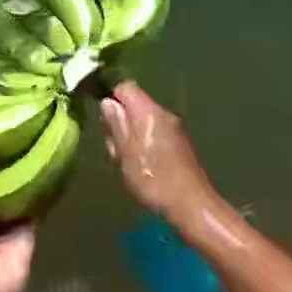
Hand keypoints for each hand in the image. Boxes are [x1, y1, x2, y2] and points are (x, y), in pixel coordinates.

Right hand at [99, 82, 219, 223]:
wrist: (192, 203)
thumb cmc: (154, 180)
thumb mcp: (126, 155)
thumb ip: (117, 126)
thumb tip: (108, 102)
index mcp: (150, 112)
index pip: (126, 87)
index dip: (110, 95)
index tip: (99, 114)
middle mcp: (165, 113)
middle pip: (136, 104)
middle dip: (120, 120)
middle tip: (113, 147)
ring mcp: (175, 127)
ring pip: (144, 120)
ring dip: (131, 134)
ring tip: (125, 161)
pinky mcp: (179, 141)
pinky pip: (155, 132)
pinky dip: (143, 143)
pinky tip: (141, 166)